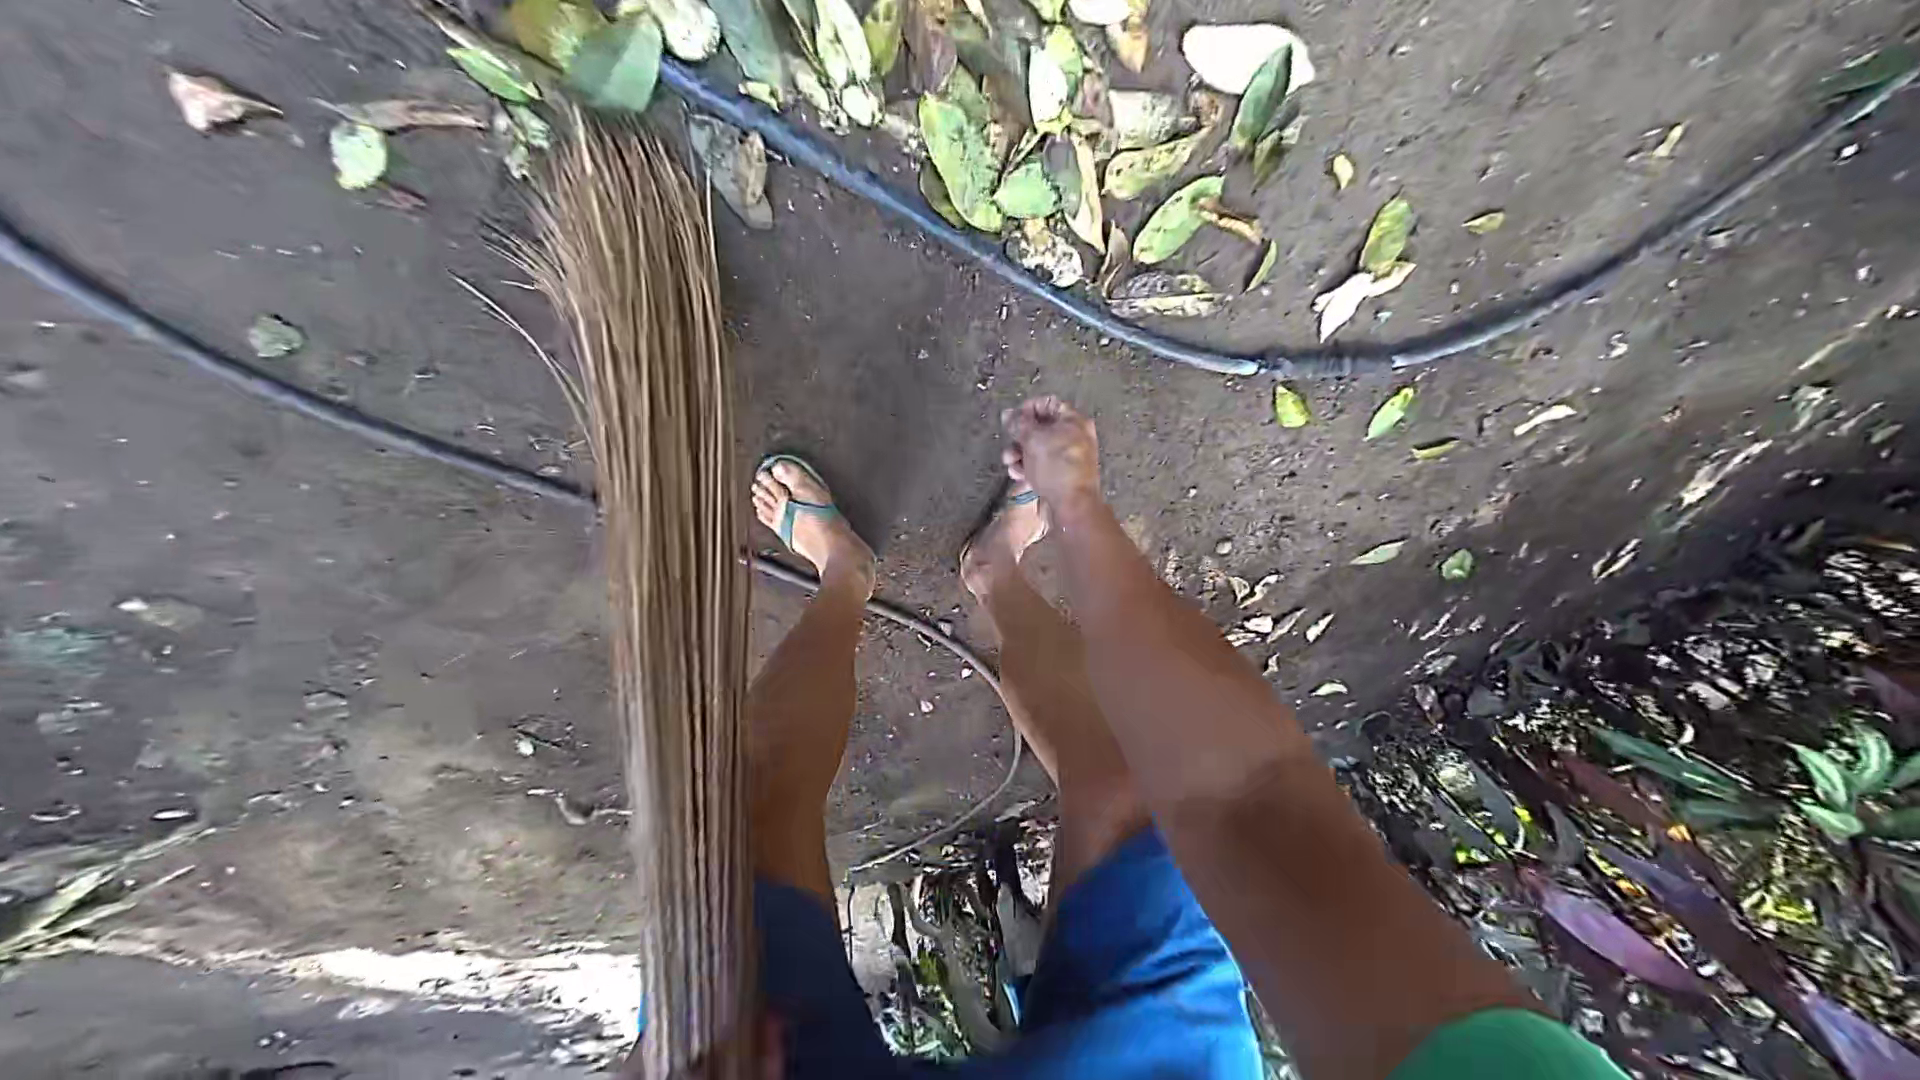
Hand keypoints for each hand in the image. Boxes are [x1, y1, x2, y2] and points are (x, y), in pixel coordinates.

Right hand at [1002, 395, 1100, 514]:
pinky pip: (1041, 465)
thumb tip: (1008, 413)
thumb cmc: (1056, 467)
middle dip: (1019, 436)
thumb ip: (1018, 424)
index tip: (1013, 419)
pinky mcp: (1061, 475)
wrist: (1072, 505)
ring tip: (1010, 462)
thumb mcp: (1033, 439)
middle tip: (1009, 442)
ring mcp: (1068, 457)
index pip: (1047, 403)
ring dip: (1019, 453)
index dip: (1027, 408)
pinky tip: (1017, 474)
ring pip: (1037, 448)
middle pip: (1040, 427)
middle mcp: (1073, 436)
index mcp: (1073, 421)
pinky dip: (1027, 467)